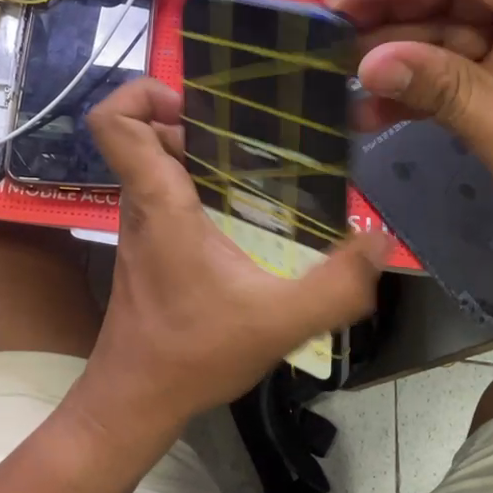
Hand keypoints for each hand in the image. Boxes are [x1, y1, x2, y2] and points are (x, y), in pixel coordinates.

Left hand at [78, 78, 388, 436]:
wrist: (137, 399)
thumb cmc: (192, 354)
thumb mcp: (278, 322)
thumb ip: (337, 286)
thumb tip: (378, 242)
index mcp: (158, 201)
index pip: (113, 120)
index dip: (142, 92)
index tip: (194, 107)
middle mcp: (142, 200)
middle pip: (144, 128)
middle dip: (194, 117)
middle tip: (250, 133)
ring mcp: (142, 221)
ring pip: (156, 158)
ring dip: (200, 150)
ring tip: (258, 164)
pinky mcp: (150, 241)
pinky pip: (167, 187)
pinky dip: (200, 180)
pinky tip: (246, 208)